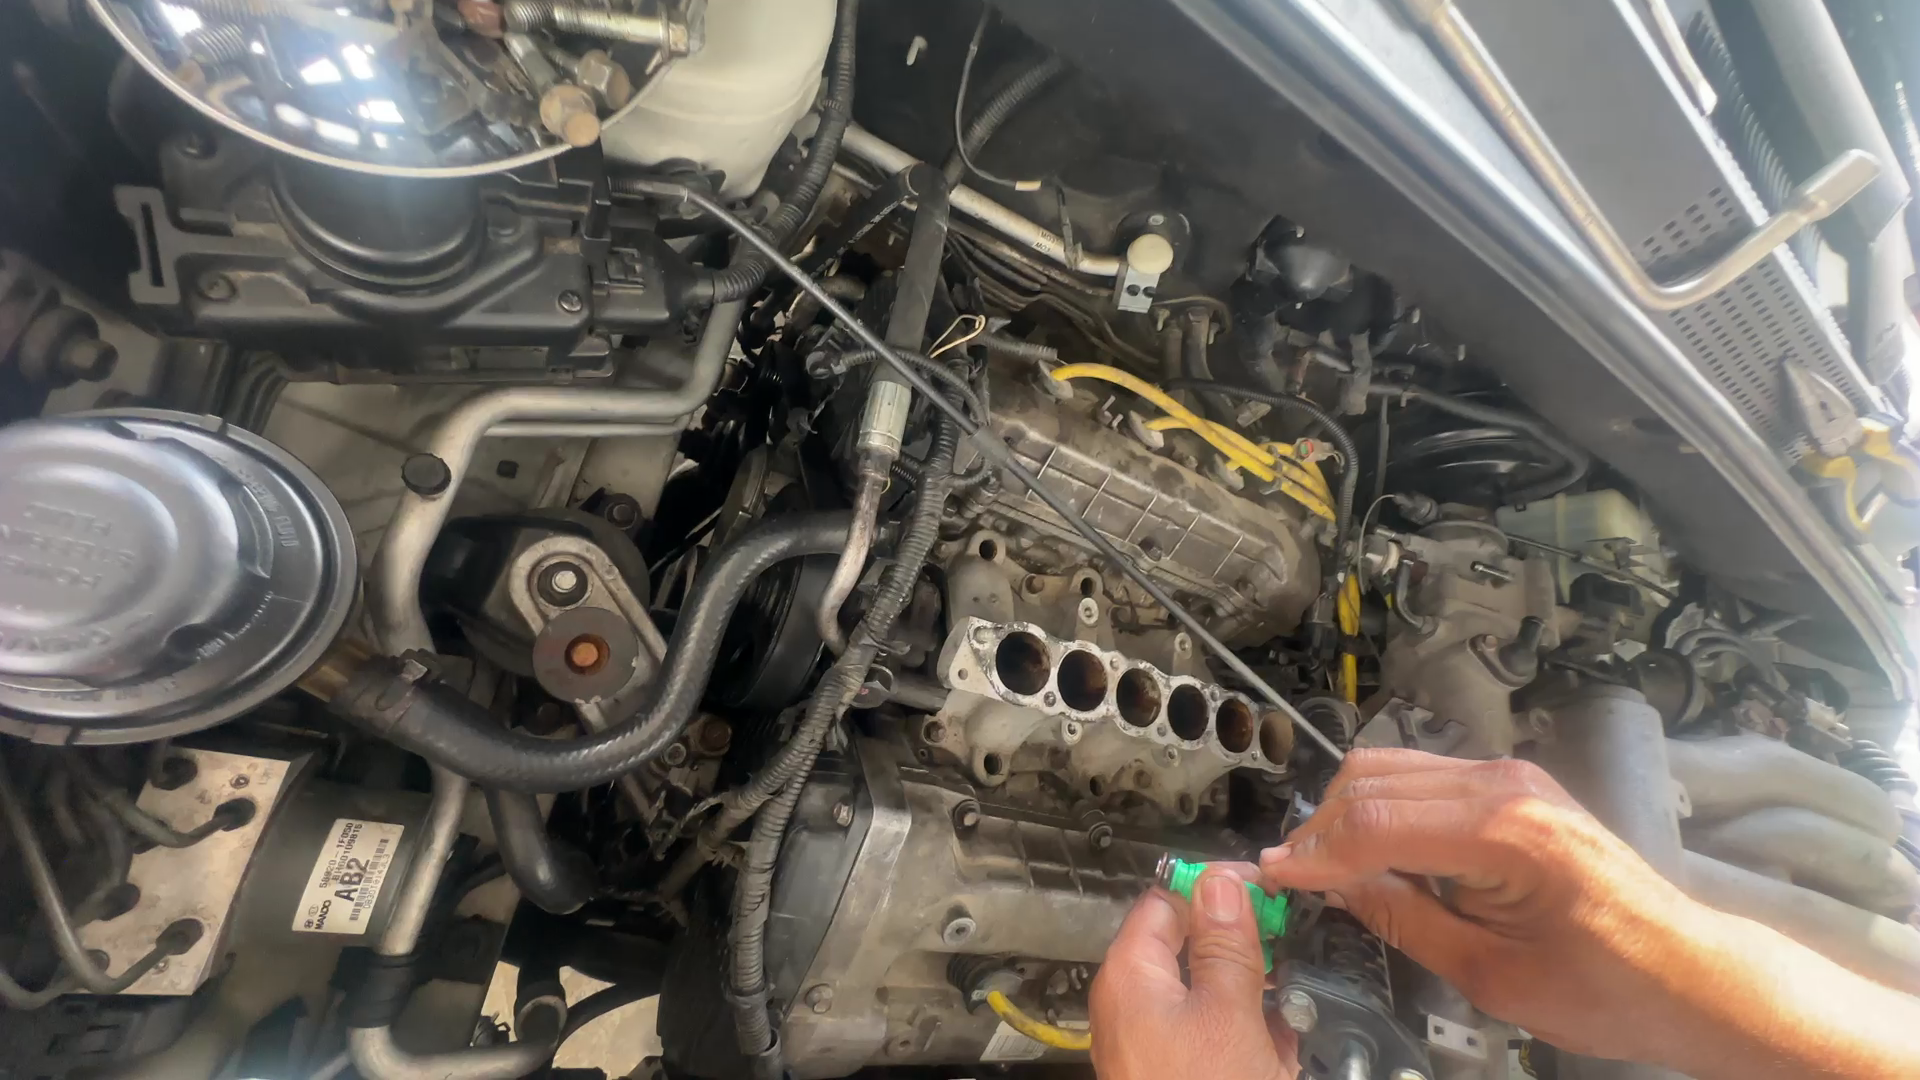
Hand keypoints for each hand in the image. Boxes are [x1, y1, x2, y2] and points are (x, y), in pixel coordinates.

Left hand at [1090, 865, 1296, 1079]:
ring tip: (1295, 996)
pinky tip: (1282, 1043)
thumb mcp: (1228, 1019)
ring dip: (1247, 990)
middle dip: (1238, 942)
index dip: (1213, 886)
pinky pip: (1205, 1037)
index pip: (1165, 899)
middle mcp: (1127, 1004)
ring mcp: (1147, 1044)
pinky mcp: (1170, 1074)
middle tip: (1289, 943)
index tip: (1263, 888)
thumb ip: (1225, 946)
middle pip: (1183, 946)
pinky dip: (1242, 1034)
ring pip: (1201, 994)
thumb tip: (1218, 879)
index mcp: (1128, 974)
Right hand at [1259, 749, 1723, 1066]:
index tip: (1272, 875)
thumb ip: (1400, 918)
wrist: (1702, 975)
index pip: (1375, 824)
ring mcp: (1503, 771)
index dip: (1314, 852)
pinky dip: (1375, 803)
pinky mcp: (1504, 776)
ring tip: (1325, 861)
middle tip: (1293, 873)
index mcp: (1504, 833)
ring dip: (1341, 811)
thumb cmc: (1608, 990)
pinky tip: (1371, 843)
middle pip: (1369, 782)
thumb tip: (1327, 885)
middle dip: (1320, 828)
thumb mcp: (1492, 976)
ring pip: (1382, 767)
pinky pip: (1412, 773)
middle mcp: (1498, 782)